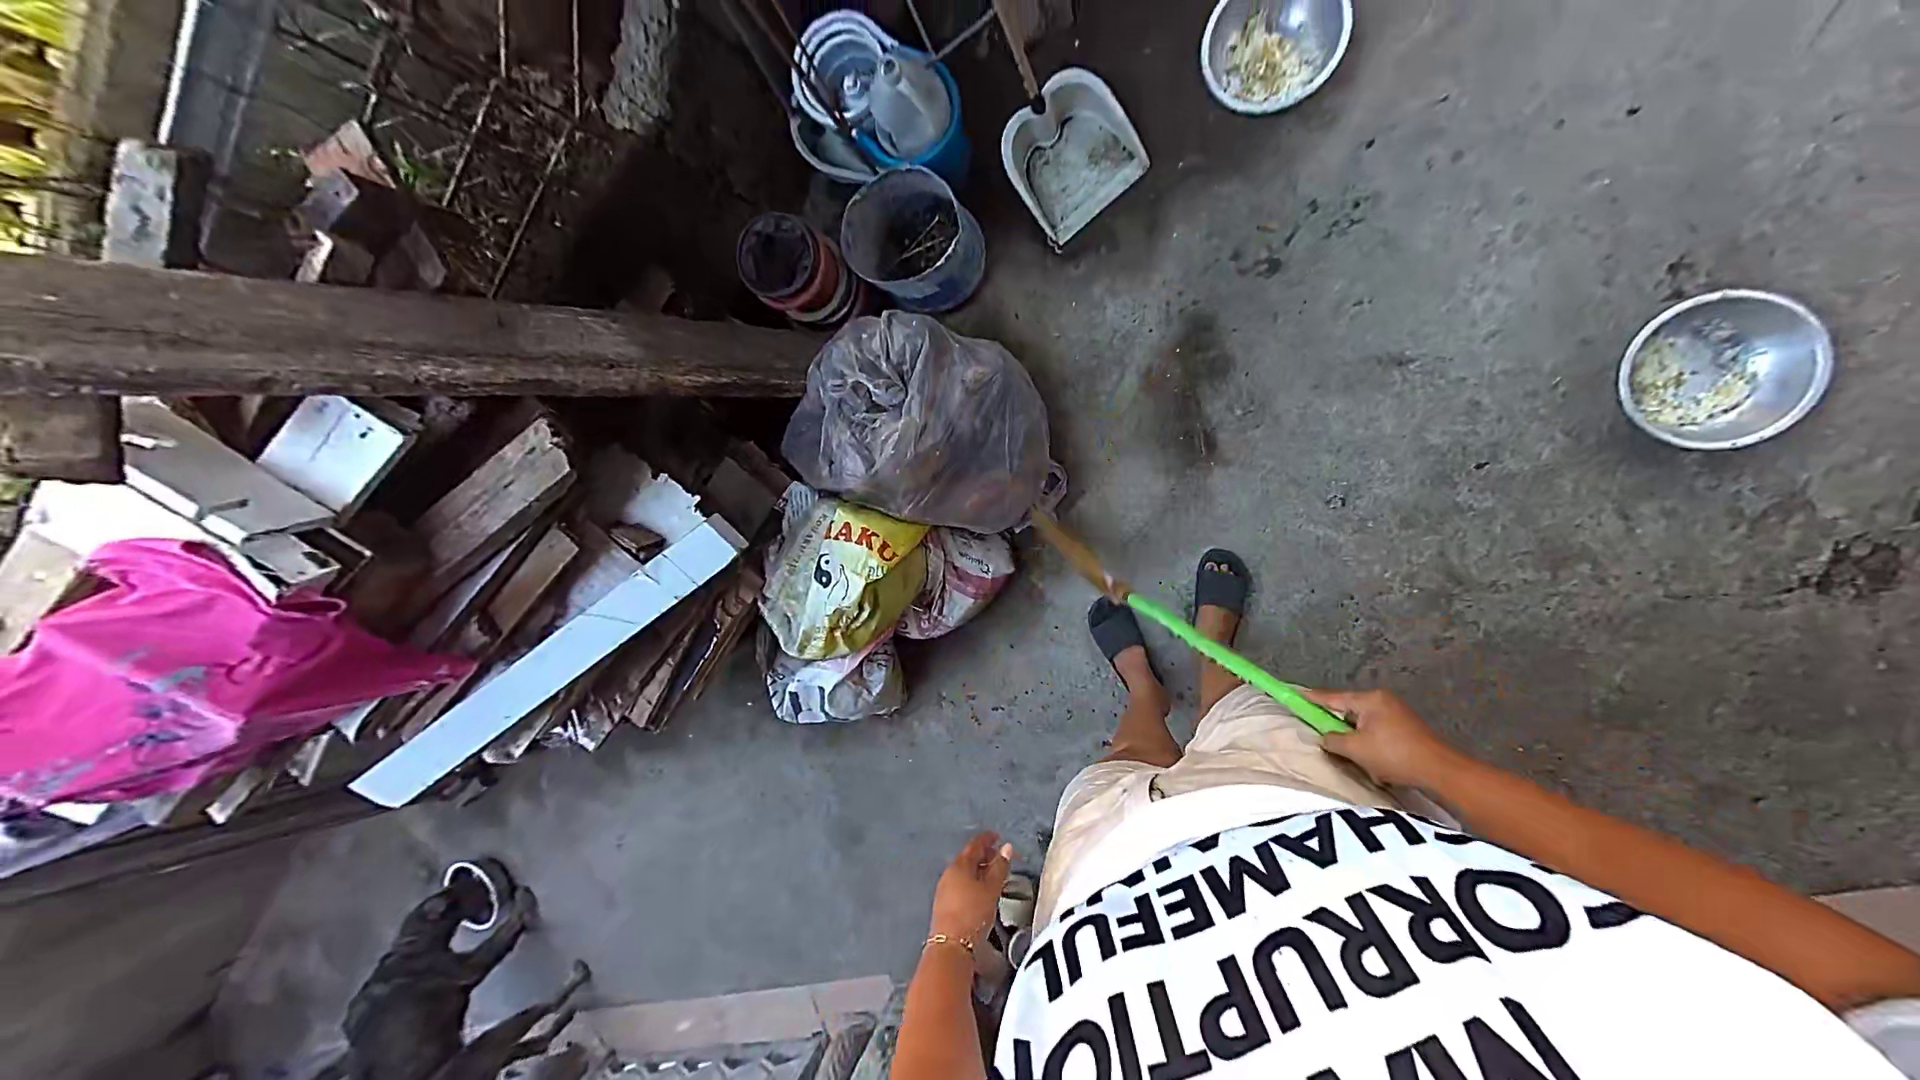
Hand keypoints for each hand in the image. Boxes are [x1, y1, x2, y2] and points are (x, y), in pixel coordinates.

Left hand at [929, 832, 1012, 941]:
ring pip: (965, 872)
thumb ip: (1000, 867)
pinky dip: (972, 882)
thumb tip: (1006, 847)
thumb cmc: (973, 913)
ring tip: (993, 875)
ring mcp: (944, 888)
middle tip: (999, 857)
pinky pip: (960, 884)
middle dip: (984, 855)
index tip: (998, 837)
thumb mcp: (991, 889)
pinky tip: (981, 892)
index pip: (975, 845)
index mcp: (960, 865)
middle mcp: (949, 873)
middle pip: (969, 858)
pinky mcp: (944, 904)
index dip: (988, 839)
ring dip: (979, 870)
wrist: (951, 946)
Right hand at [1307, 688, 1469, 787]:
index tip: (1295, 694)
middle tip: (1322, 732)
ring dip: (1355, 736)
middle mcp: (1384, 700)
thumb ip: (1332, 740)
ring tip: (1350, 752)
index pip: (1332, 697)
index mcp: (1369, 700)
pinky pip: (1377, 730)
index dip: (1312, 698)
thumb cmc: (1394, 755)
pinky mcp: (1408, 728)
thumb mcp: (1354, 749)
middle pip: (1349, 709)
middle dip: (1337, 722)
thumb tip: (1326, 738)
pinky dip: (1369, 741)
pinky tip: (1370, 758)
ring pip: (1364, 722)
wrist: (1441, 771)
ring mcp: (1398, 713)